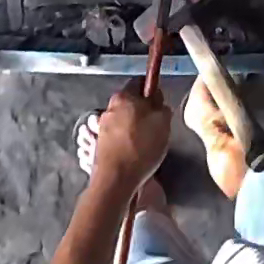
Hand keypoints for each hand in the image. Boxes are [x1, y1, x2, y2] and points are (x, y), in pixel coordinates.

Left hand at [91, 78, 170, 195]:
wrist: (115, 181)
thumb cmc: (141, 146)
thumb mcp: (164, 121)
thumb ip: (162, 106)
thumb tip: (156, 103)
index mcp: (123, 96)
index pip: (140, 82)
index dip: (153, 90)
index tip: (161, 104)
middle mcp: (109, 108)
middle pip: (132, 103)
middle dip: (144, 111)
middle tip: (158, 126)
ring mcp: (102, 128)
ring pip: (125, 121)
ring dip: (136, 128)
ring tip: (148, 144)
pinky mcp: (99, 146)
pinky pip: (119, 137)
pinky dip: (128, 142)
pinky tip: (136, 154)